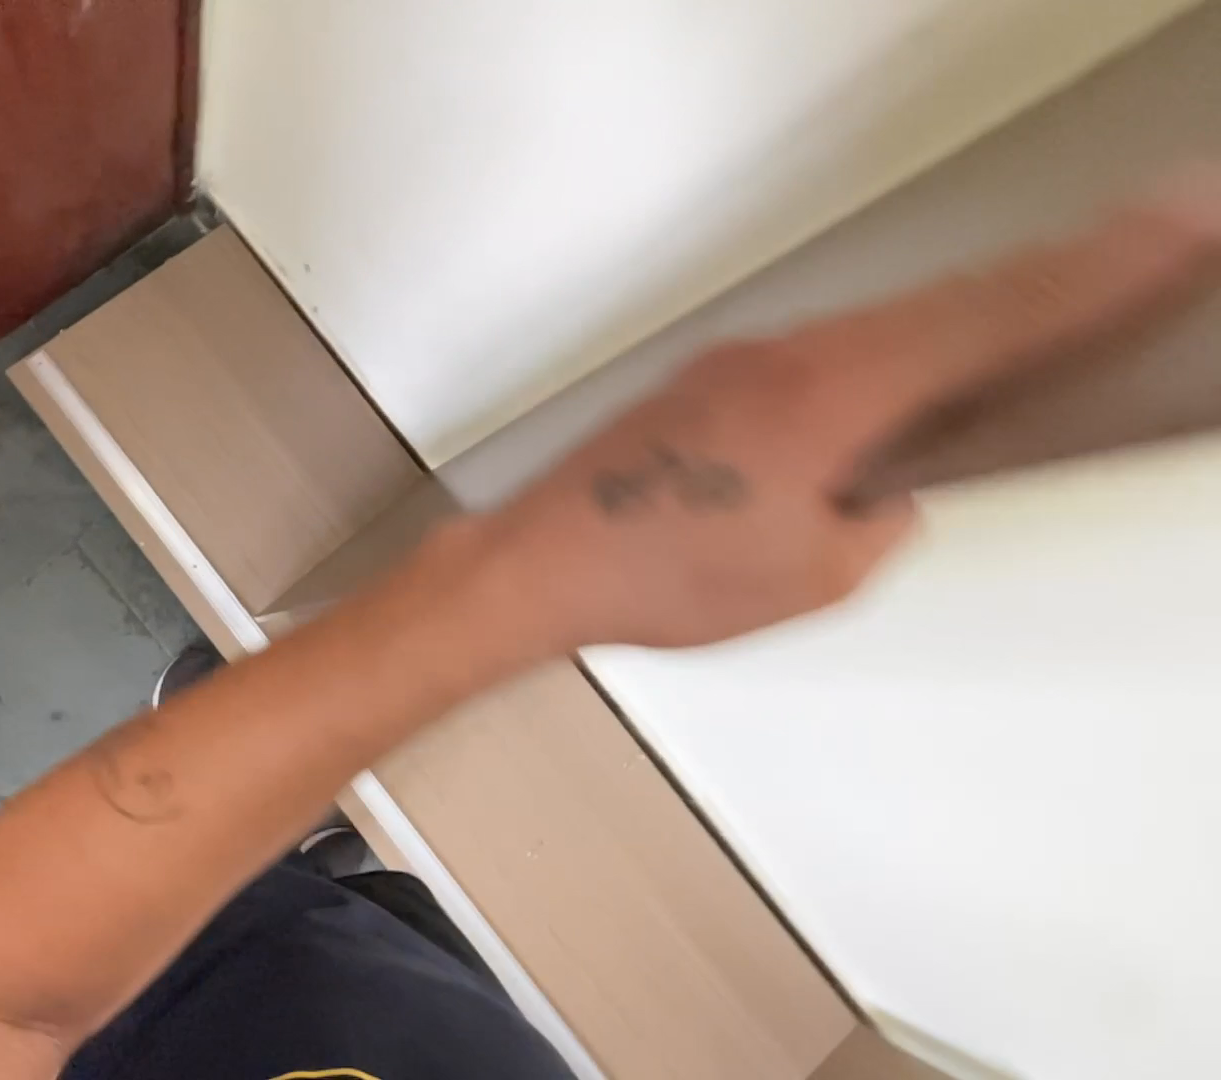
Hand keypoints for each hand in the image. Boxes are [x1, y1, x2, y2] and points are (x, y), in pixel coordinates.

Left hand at [470, 174, 1220, 653]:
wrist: (538, 563)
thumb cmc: (664, 579)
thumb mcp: (812, 576)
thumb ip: (877, 520)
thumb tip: (883, 489)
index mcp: (827, 394)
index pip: (990, 316)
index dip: (1099, 271)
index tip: (1188, 221)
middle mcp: (775, 357)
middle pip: (928, 311)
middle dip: (1031, 291)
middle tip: (1127, 261)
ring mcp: (721, 367)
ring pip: (860, 333)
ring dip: (935, 331)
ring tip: (1012, 331)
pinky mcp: (685, 389)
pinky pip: (798, 359)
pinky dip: (858, 361)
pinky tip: (873, 387)